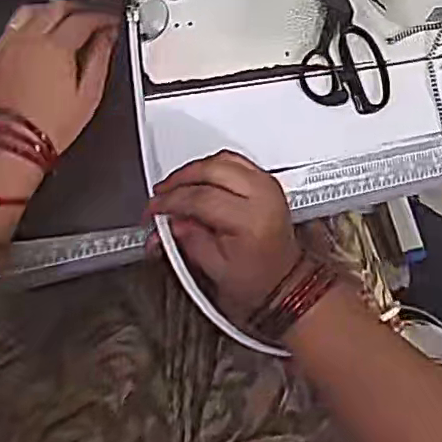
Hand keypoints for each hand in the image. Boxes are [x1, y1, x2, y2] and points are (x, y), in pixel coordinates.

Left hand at [0, 1, 119, 154]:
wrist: (11, 146)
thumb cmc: (46, 127)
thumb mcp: (88, 94)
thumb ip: (100, 58)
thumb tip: (107, 39)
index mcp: (56, 47)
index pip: (84, 19)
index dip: (102, 17)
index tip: (110, 21)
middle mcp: (30, 40)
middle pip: (58, 7)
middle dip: (80, 8)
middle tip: (93, 17)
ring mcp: (11, 45)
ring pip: (33, 10)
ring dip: (54, 10)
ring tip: (67, 19)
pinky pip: (14, 24)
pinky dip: (31, 20)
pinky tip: (40, 31)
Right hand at [148, 151, 300, 319]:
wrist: (286, 282)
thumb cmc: (257, 281)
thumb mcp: (215, 269)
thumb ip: (188, 239)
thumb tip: (169, 218)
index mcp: (250, 220)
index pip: (202, 197)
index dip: (172, 201)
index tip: (155, 208)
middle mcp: (262, 195)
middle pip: (212, 170)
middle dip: (181, 179)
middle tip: (162, 194)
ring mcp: (267, 184)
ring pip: (224, 159)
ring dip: (196, 169)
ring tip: (176, 186)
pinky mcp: (267, 180)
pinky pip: (236, 161)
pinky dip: (213, 166)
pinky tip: (198, 178)